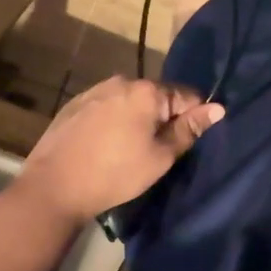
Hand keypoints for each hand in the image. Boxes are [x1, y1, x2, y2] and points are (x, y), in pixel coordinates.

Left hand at [10, 77, 224, 225]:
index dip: (190, 119)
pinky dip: (112, 120)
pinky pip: (107, 106)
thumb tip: (218, 108)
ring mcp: (95, 90)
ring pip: (130, 101)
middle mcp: (123, 81)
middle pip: (157, 96)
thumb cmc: (115, 174)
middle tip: (153, 150)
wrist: (51, 189)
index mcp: (148, 91)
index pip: (187, 96)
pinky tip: (102, 145)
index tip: (180, 144)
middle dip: (161, 117)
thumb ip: (190, 129)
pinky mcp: (74, 104)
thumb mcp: (161, 157)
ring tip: (126, 148)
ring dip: (136, 118)